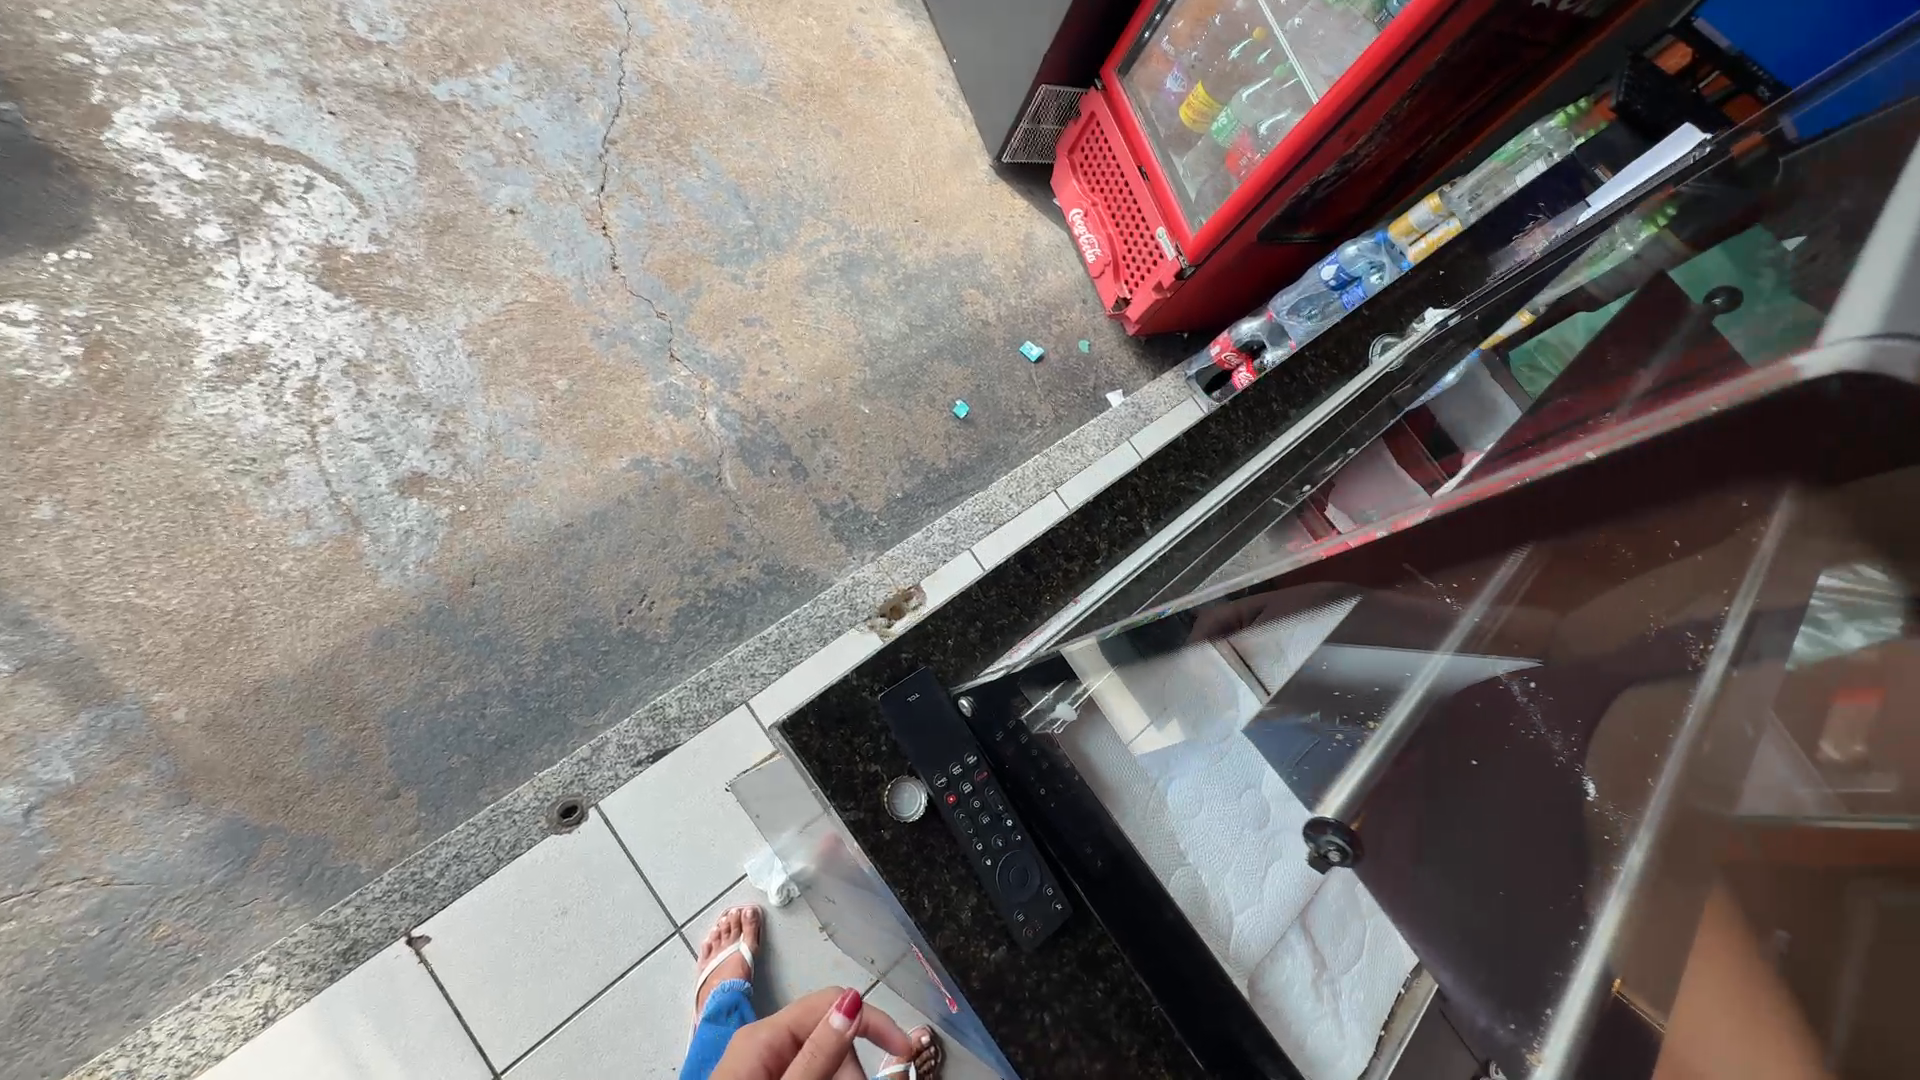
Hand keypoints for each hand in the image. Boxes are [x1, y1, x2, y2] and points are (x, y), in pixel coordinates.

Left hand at [711, 986, 914, 1079]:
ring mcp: (766, 1068)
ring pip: (825, 1065)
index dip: (873, 1020)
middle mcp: (766, 1044)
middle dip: (851, 1073)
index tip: (904, 1052)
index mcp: (766, 1035)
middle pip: (832, 1040)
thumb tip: (853, 1001)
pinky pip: (811, 1077)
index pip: (833, 1002)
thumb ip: (819, 1054)